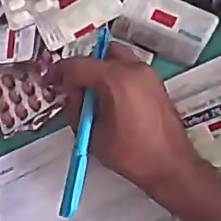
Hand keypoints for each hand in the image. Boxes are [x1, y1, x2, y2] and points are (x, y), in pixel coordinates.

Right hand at [48, 49, 212, 203]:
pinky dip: (114, 76)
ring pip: (115, 58)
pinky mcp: (155, 82)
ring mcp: (147, 73)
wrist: (171, 165)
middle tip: (72, 90)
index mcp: (115, 79)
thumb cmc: (131, 154)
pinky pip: (128, 69)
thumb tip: (72, 95)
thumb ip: (76, 109)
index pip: (78, 65)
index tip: (49, 80)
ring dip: (99, 71)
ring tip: (91, 96)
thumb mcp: (92, 135)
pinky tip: (109, 100)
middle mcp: (133, 69)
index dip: (59, 72)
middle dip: (81, 70)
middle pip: (98, 55)